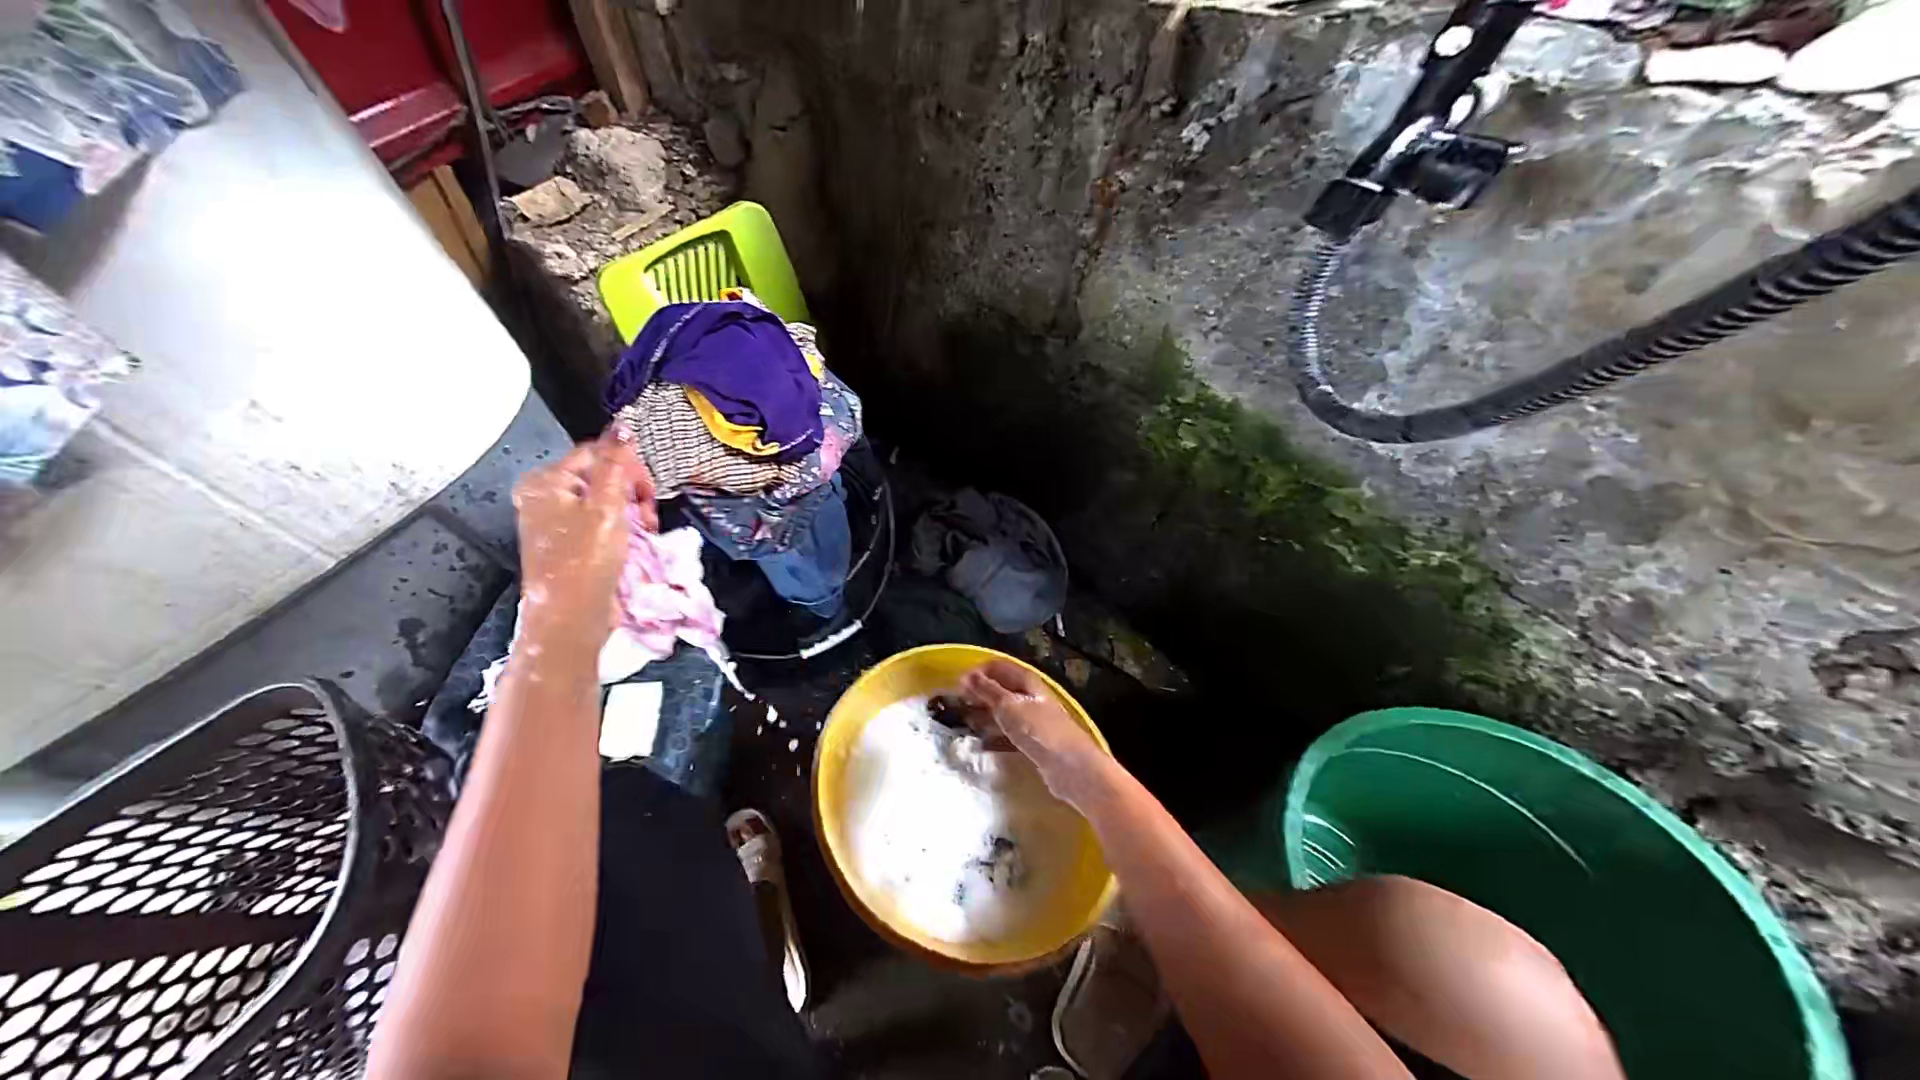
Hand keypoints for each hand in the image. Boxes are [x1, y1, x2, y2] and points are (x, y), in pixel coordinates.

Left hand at [512, 433, 655, 653]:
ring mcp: (553, 521)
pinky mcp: (567, 543)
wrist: (572, 616)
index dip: (628, 467)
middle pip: (601, 476)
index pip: (596, 453)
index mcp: (545, 482)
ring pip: (604, 499)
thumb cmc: (586, 560)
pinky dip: (620, 528)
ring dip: (630, 512)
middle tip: (647, 516)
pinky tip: (632, 543)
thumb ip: (616, 462)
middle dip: (631, 492)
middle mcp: (543, 496)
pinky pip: (600, 521)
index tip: (648, 492)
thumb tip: (624, 422)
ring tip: (643, 532)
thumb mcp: (606, 505)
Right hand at [959, 661, 1111, 809]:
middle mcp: (1030, 697)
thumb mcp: (1009, 706)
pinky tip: (980, 742)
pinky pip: (1008, 732)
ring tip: (964, 722)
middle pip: (999, 689)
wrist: (1071, 767)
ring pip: (1002, 711)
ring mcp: (1032, 719)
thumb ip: (987, 690)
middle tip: (956, 704)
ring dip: (984, 714)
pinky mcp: (1033, 741)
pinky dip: (994, 733)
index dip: (977, 672)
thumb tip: (967, 674)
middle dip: (978, 694)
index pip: (997, 667)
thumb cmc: (1039, 730)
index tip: (957, 685)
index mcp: (1026, 682)